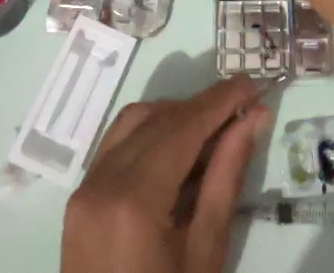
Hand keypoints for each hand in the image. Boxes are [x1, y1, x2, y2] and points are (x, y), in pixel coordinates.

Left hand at [61, 77, 272, 272]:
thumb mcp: (206, 251)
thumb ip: (226, 177)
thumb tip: (252, 119)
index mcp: (134, 198)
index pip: (184, 126)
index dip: (220, 100)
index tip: (253, 82)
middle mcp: (101, 181)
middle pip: (158, 119)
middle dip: (202, 106)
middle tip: (244, 106)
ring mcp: (84, 189)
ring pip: (132, 124)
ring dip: (174, 116)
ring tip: (215, 128)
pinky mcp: (79, 200)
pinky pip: (116, 146)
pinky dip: (150, 134)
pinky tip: (179, 150)